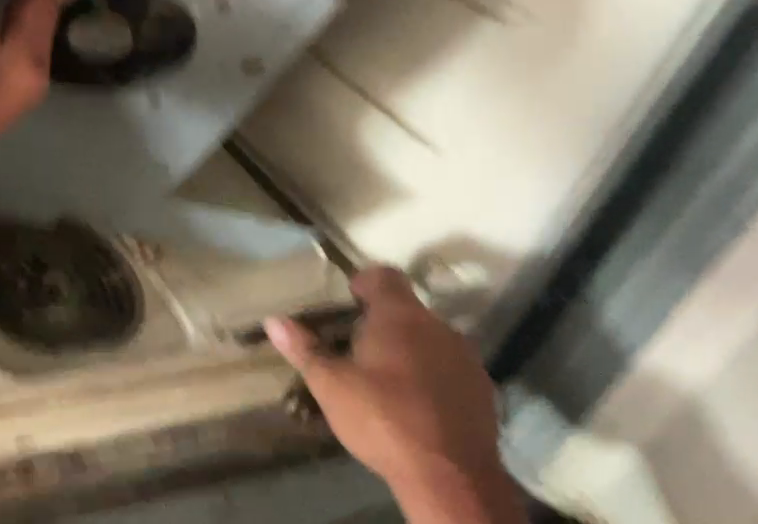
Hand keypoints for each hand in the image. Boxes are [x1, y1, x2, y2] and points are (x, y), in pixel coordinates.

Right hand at [266, 268, 521, 523]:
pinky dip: (432, 376)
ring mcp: (467, 361)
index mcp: (400, 317)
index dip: (364, 283)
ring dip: (409, 349)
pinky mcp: (484, 394)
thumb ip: (304, 349)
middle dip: (382, 322)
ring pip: (431, 340)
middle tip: (355, 347)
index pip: (385, 276)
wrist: (452, 480)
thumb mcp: (330, 385)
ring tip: (384, 379)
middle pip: (407, 310)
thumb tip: (273, 320)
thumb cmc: (383, 418)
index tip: (348, 302)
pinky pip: (450, 369)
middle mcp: (439, 329)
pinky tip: (414, 404)